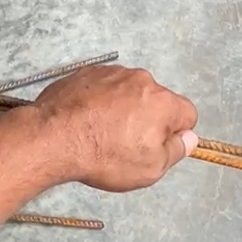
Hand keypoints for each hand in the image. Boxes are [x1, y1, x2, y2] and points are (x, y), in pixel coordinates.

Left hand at [23, 65, 197, 191]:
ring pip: (128, 92)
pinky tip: (86, 121)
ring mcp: (112, 73)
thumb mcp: (150, 168)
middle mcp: (141, 80)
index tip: (156, 146)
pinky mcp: (87, 73)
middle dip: (146, 120)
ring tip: (101, 133)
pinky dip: (98, 102)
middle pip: (155, 101)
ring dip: (121, 109)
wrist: (53, 138)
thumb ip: (175, 151)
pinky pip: (102, 87)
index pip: (186, 115)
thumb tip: (188, 139)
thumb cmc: (102, 155)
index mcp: (163, 102)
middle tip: (125, 144)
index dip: (174, 134)